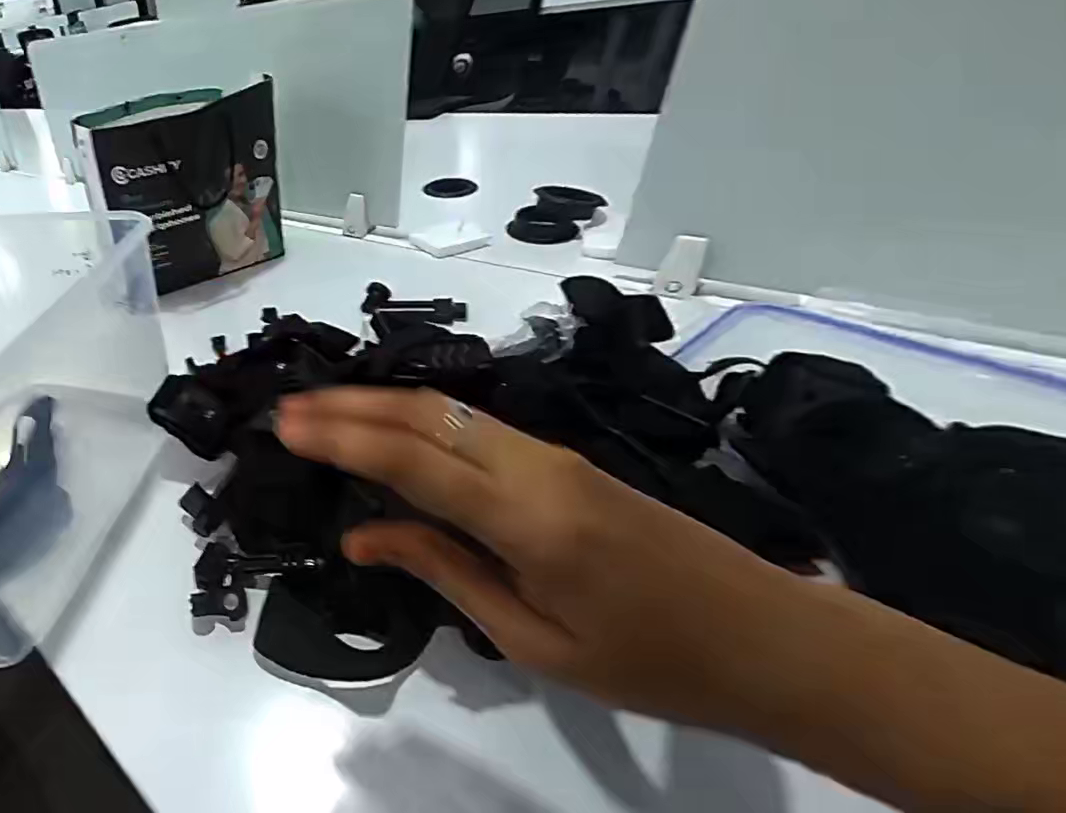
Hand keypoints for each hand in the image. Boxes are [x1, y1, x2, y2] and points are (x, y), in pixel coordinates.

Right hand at [275, 387, 815, 731]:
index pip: (412, 461)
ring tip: (317, 409)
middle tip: (288, 407)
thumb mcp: (535, 642)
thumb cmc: (656, 663)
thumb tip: (361, 538)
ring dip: (374, 402)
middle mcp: (534, 466)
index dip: (341, 438)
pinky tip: (381, 424)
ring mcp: (548, 451)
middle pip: (422, 412)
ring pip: (443, 407)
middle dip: (346, 404)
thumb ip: (442, 571)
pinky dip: (410, 415)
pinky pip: (468, 422)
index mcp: (530, 522)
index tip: (286, 427)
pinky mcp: (556, 454)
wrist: (779, 641)